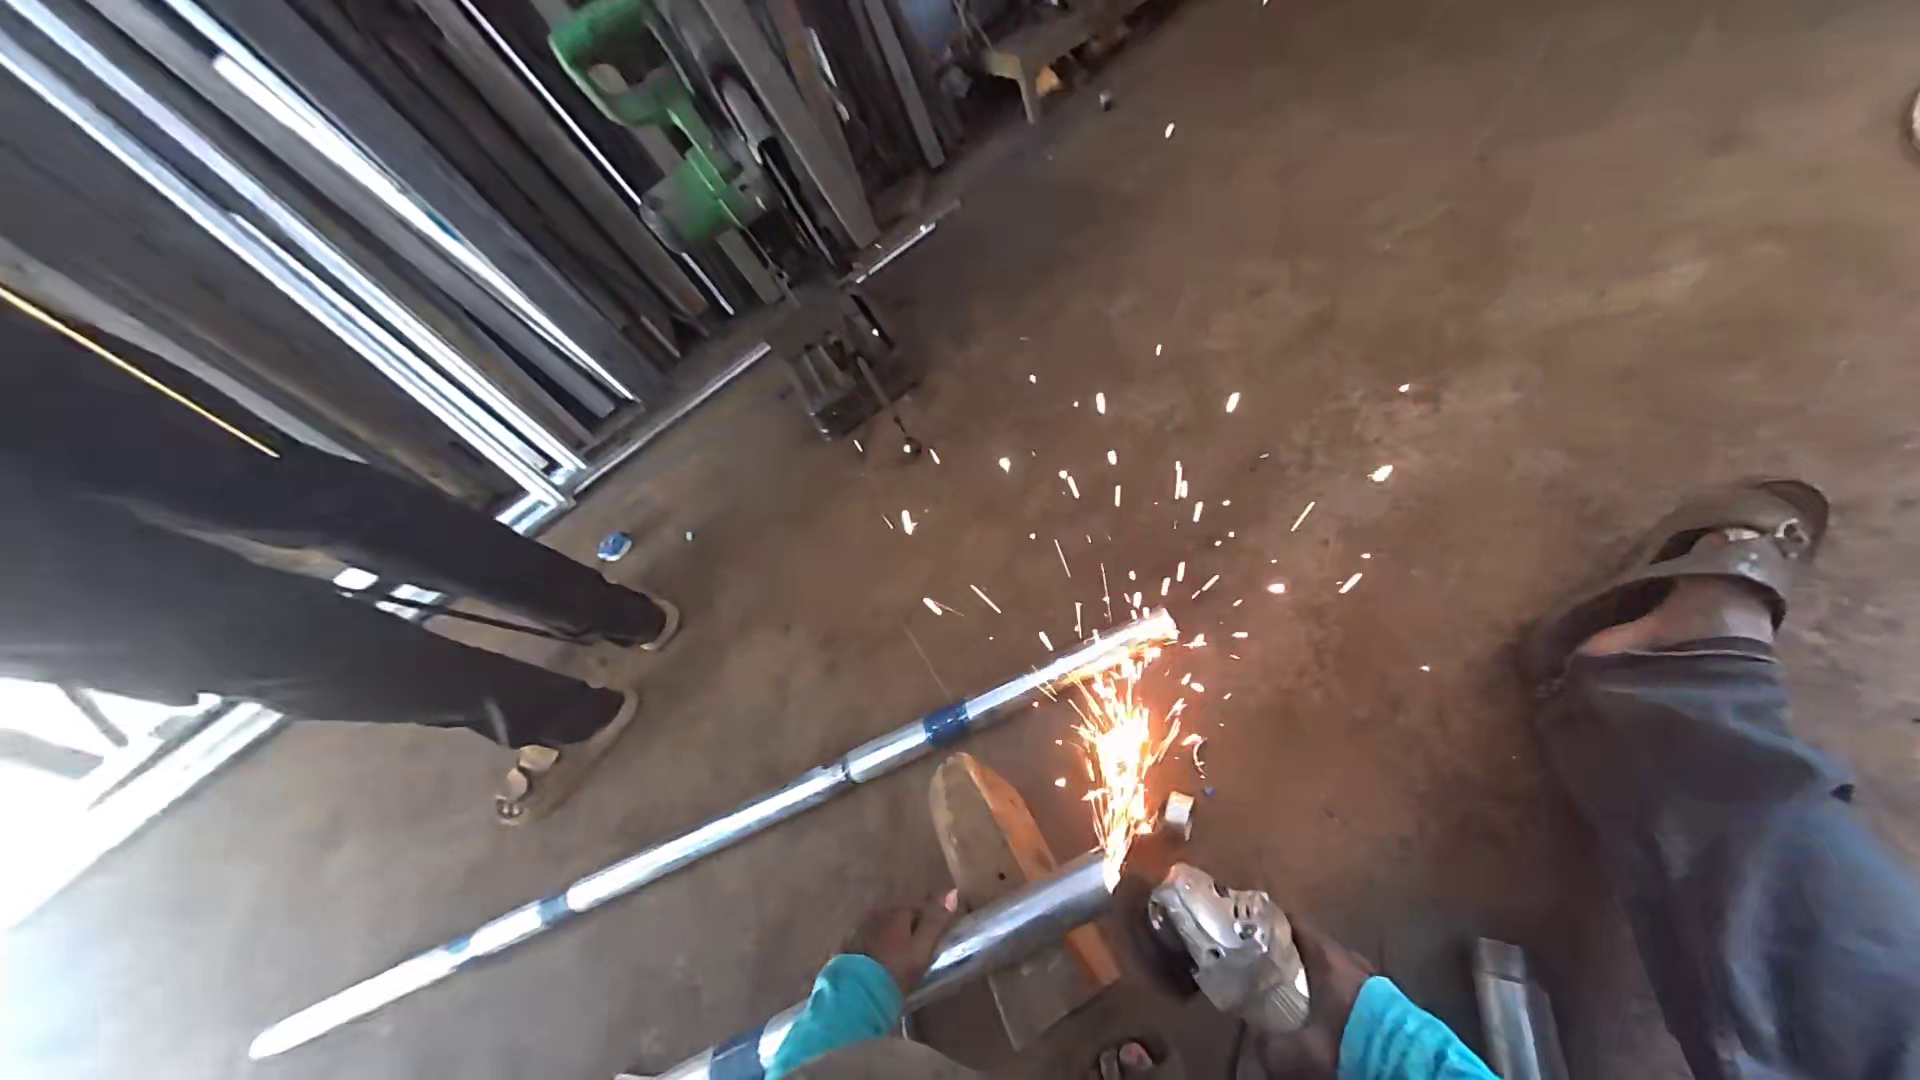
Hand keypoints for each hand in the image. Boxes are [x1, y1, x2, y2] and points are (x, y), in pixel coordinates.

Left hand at [844, 889, 959, 991]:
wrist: (856, 996)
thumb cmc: (895, 971)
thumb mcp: (921, 949)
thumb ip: (935, 922)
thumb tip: (952, 892)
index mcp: (898, 911)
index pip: (921, 906)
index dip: (931, 921)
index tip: (936, 939)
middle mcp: (879, 911)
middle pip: (902, 914)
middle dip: (911, 927)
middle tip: (919, 951)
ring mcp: (863, 926)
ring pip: (886, 925)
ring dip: (895, 936)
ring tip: (901, 958)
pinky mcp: (851, 942)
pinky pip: (872, 937)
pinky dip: (879, 944)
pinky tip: (882, 961)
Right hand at [1259, 919, 1373, 1078]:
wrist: (1417, 1066)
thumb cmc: (1354, 1040)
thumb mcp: (1308, 1050)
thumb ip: (1275, 1047)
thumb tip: (1256, 1046)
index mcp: (1325, 953)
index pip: (1290, 920)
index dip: (1268, 923)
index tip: (1249, 932)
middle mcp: (1346, 954)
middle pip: (1308, 943)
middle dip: (1287, 953)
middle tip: (1266, 966)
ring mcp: (1368, 973)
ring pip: (1329, 963)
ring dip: (1312, 974)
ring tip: (1293, 990)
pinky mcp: (1385, 995)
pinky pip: (1347, 981)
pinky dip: (1332, 989)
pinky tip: (1326, 1011)